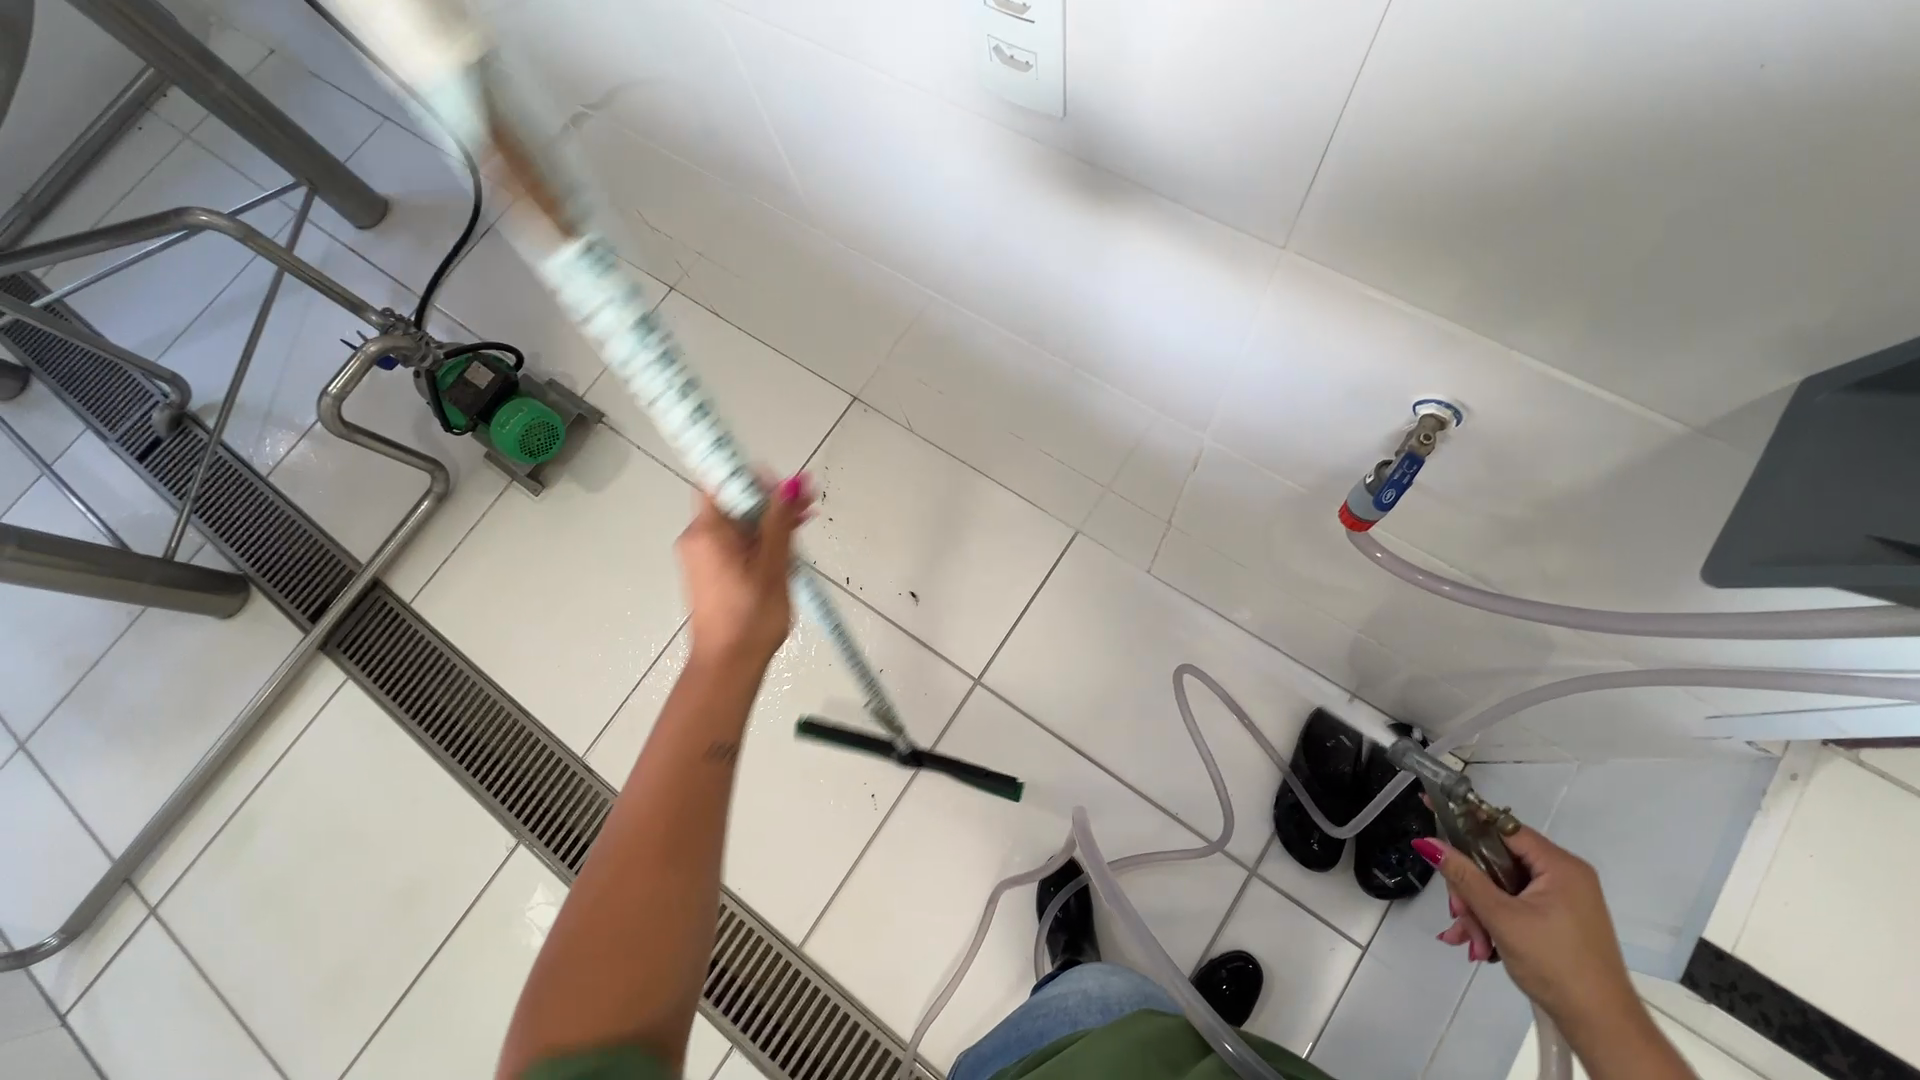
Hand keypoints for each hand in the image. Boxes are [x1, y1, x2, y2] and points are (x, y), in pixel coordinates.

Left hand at [675, 473, 813, 672]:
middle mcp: (698, 538)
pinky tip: (789, 544)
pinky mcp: (712, 573)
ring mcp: (703, 557)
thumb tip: (791, 482)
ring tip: (806, 521)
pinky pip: (735, 543)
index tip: (783, 484)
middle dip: (769, 498)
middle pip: (732, 502)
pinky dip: (760, 540)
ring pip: (738, 524)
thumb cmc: (751, 615)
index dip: (750, 476)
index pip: (719, 481)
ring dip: (769, 520)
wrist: (729, 665)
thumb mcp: (773, 565)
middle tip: (808, 501)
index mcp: (706, 531)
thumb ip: (780, 520)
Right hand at [1417, 828, 1638, 1034]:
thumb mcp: (1501, 918)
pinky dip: (1493, 921)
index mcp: (1559, 866)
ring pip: (1500, 887)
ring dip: (1478, 911)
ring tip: (1471, 942)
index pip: (1502, 827)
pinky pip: (1513, 906)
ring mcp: (1561, 899)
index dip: (1464, 818)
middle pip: (1496, 861)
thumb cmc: (1554, 964)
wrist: (1601, 1024)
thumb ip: (1463, 877)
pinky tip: (1479, 945)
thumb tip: (1427, 842)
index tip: (1429, 806)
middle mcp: (1563, 876)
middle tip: (1459, 916)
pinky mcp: (1557, 919)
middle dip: (1470, 889)